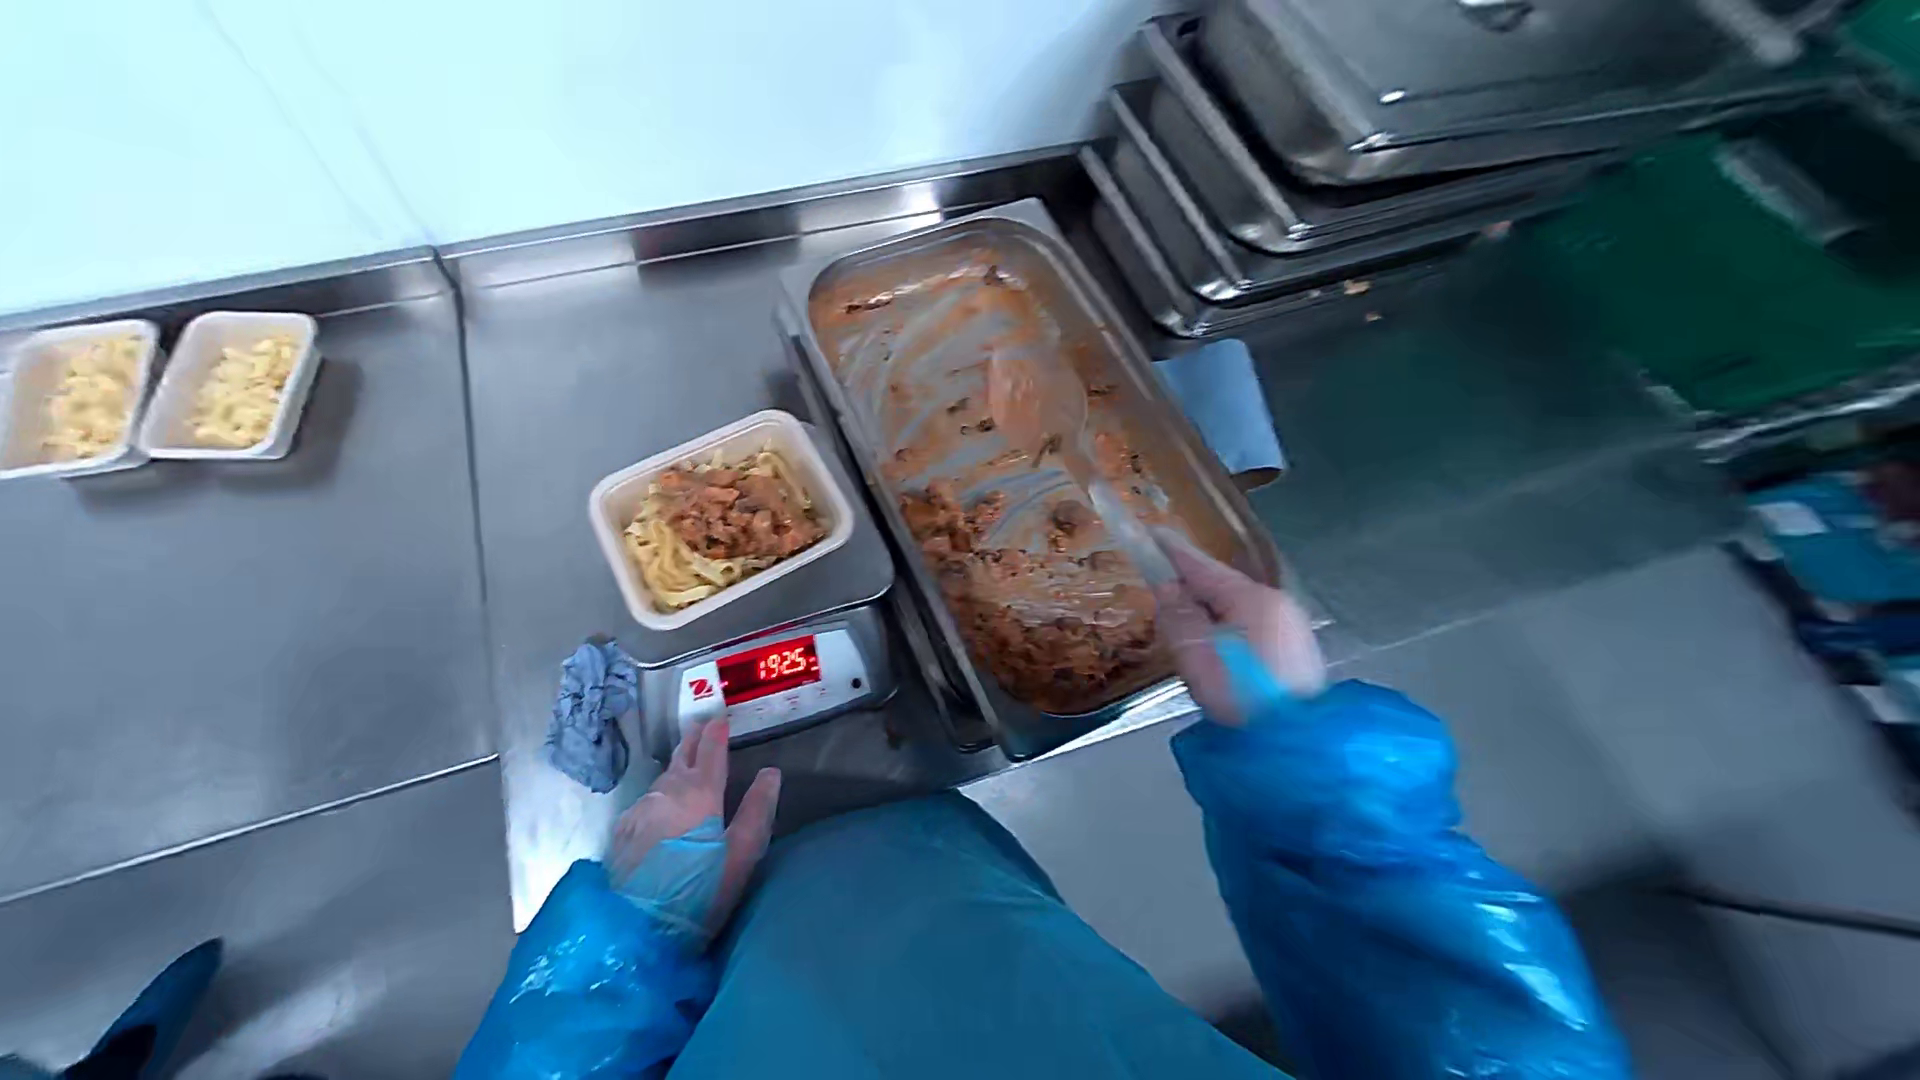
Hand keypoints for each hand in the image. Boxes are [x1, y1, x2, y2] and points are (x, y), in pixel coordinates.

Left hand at [606, 718, 780, 945]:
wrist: (635, 933)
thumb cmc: (698, 891)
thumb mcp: (741, 853)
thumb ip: (757, 810)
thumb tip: (770, 773)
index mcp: (699, 792)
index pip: (710, 751)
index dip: (716, 733)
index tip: (720, 717)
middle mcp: (666, 792)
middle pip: (681, 757)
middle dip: (693, 740)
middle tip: (701, 727)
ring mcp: (639, 812)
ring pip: (663, 778)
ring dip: (677, 765)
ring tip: (687, 760)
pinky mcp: (622, 834)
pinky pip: (647, 799)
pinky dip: (661, 791)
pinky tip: (664, 800)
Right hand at [1151, 533, 1326, 725]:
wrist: (1292, 742)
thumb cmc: (1240, 693)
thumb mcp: (1195, 652)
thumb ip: (1177, 614)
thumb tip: (1167, 587)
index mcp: (1251, 599)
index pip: (1202, 565)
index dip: (1173, 550)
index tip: (1151, 533)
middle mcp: (1275, 604)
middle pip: (1221, 586)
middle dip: (1190, 585)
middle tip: (1160, 586)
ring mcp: (1289, 627)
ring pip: (1234, 607)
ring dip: (1206, 609)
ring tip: (1181, 621)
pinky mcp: (1293, 652)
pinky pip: (1247, 626)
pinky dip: (1224, 626)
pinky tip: (1212, 645)